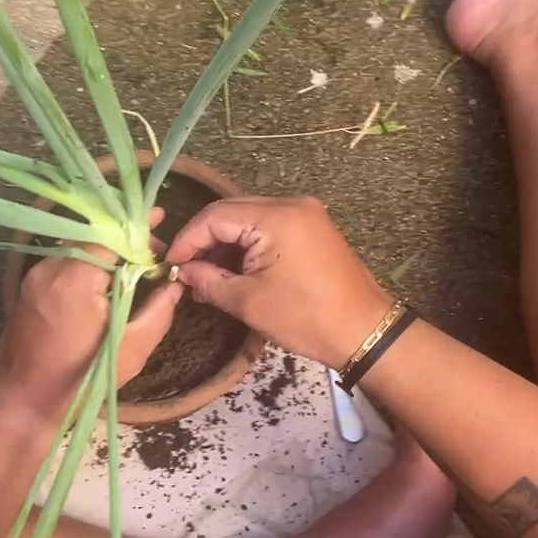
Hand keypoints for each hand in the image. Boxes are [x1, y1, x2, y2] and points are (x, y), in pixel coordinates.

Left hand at [0, 215, 181, 418]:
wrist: (27, 404)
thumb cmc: (84, 380)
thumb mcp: (132, 348)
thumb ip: (158, 311)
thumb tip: (174, 284)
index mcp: (74, 278)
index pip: (109, 234)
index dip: (137, 228)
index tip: (160, 222)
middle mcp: (48, 269)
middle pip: (90, 237)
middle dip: (121, 239)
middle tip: (150, 251)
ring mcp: (32, 279)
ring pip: (73, 249)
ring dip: (101, 252)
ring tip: (129, 267)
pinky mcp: (26, 291)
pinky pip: (59, 265)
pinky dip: (82, 265)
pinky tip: (101, 284)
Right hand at [165, 195, 392, 365]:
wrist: (366, 332)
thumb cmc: (305, 318)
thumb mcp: (248, 302)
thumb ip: (209, 281)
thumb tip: (183, 273)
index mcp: (276, 218)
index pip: (215, 216)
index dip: (188, 239)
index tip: (171, 265)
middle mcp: (291, 205)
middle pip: (231, 210)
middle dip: (204, 239)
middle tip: (186, 269)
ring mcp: (305, 213)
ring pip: (248, 217)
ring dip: (225, 242)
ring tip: (208, 273)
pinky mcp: (312, 226)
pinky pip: (268, 225)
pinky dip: (247, 243)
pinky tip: (235, 268)